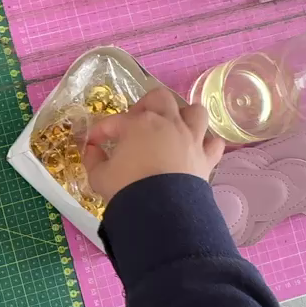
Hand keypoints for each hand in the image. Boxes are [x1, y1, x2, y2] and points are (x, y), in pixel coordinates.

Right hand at [82, 88, 225, 201]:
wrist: (159, 208)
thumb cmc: (126, 187)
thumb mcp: (99, 175)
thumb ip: (93, 159)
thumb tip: (92, 150)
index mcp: (138, 124)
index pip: (114, 121)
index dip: (100, 131)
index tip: (93, 143)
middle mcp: (168, 123)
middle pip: (160, 98)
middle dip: (146, 105)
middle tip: (137, 122)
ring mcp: (190, 137)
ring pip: (195, 112)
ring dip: (183, 117)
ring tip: (171, 129)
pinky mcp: (206, 157)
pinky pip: (213, 142)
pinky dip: (205, 143)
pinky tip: (194, 149)